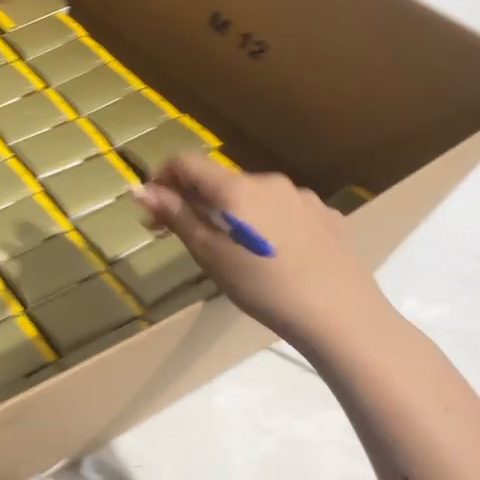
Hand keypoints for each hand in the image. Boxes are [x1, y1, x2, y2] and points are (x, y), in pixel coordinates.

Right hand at [133, 154, 396, 349]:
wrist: (340, 316)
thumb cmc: (262, 286)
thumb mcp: (208, 253)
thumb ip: (175, 216)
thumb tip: (139, 190)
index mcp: (236, 188)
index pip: (187, 162)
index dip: (163, 178)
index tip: (154, 208)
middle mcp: (269, 182)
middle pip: (219, 181)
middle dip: (196, 202)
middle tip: (186, 238)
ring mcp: (303, 198)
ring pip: (252, 197)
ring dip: (232, 213)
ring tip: (234, 252)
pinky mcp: (327, 217)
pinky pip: (283, 210)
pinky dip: (266, 223)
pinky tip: (273, 255)